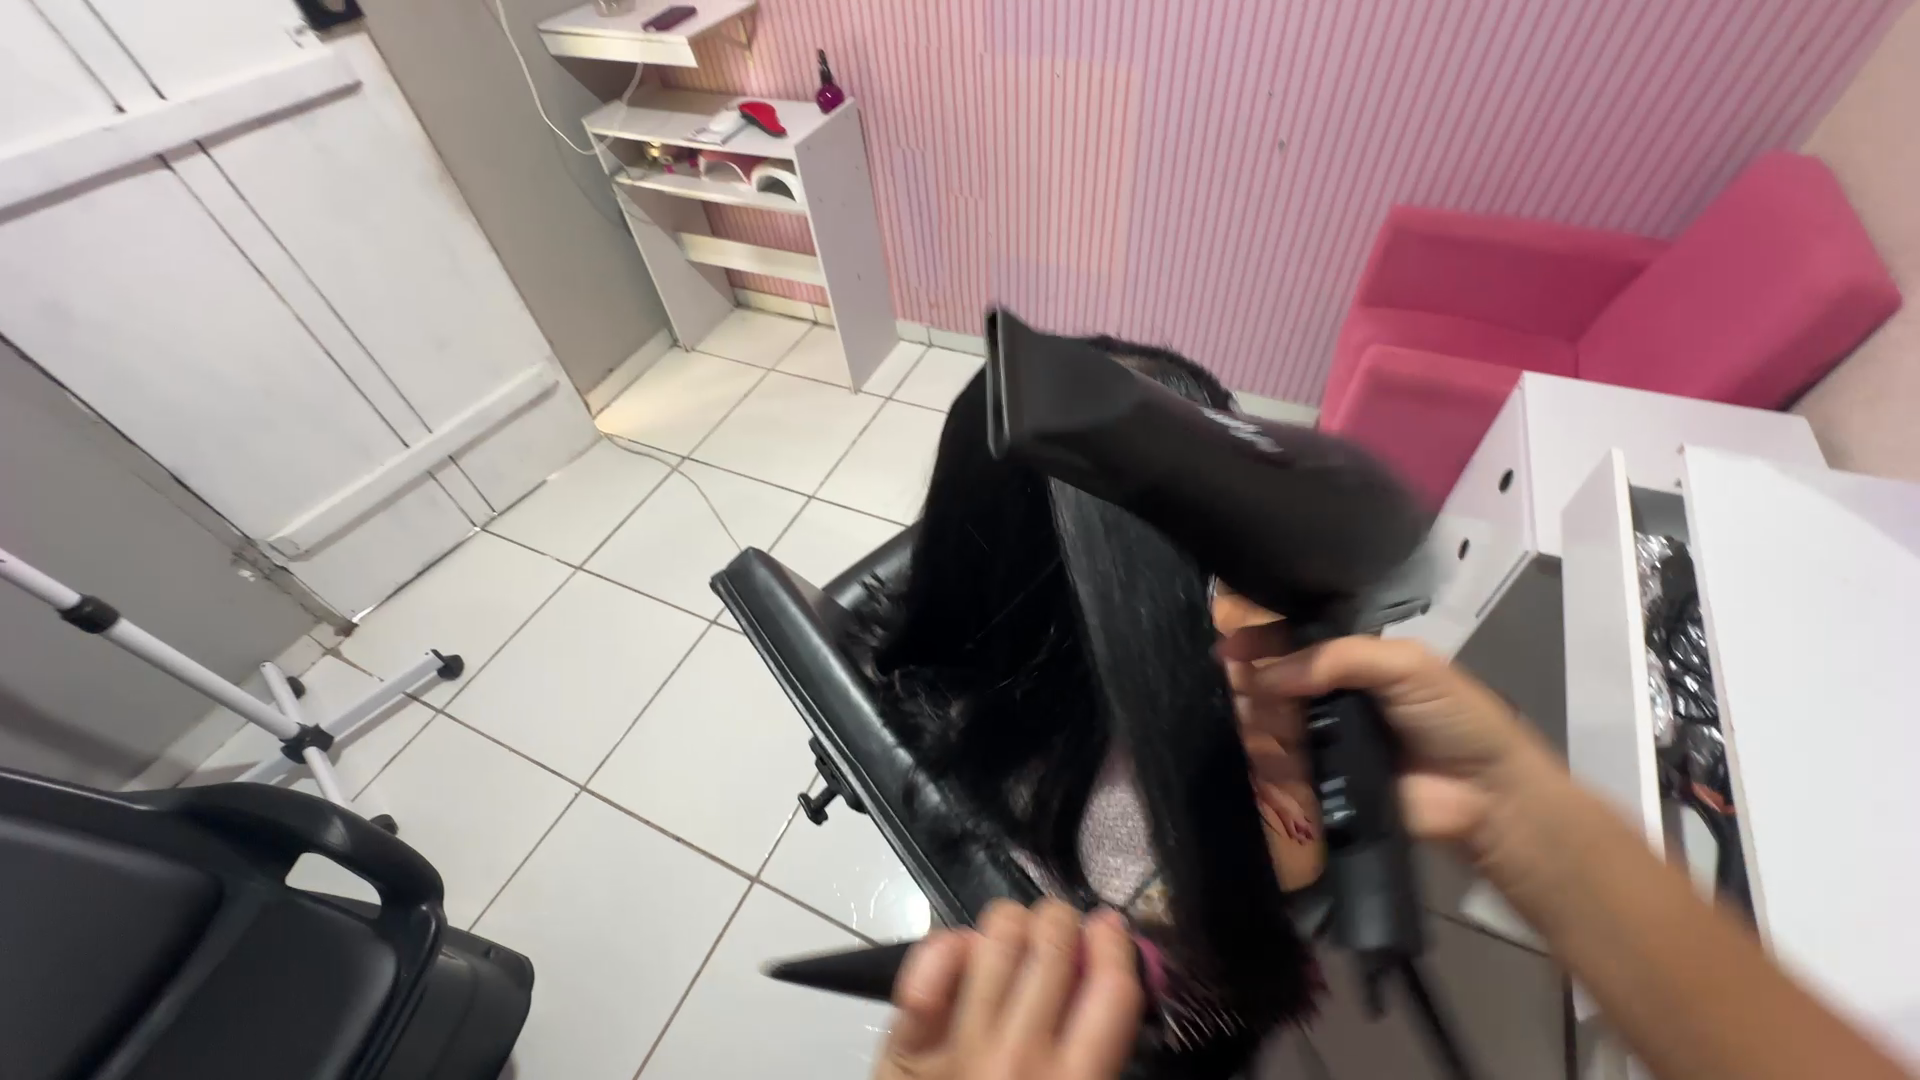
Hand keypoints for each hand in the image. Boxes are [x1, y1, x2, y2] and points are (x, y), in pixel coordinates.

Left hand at [873, 899, 1143, 1079]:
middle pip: (1053, 941)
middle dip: (1060, 922)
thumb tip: (1106, 974)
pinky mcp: (908, 1039)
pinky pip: (931, 961)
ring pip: (998, 933)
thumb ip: (1094, 1051)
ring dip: (1010, 926)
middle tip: (1055, 934)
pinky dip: (946, 947)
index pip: (1112, 988)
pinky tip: (960, 960)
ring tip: (1011, 945)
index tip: (1107, 929)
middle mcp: (1020, 1057)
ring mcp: (960, 1042)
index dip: (1115, 944)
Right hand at [1219, 629, 1551, 847]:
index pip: (1289, 643)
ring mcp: (1321, 741)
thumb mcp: (1406, 664)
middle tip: (1253, 692)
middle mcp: (1327, 698)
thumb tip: (1268, 674)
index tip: (1227, 650)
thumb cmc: (1453, 718)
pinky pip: (1278, 770)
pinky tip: (1272, 762)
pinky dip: (1268, 765)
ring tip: (1280, 731)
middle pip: (1269, 683)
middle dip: (1255, 684)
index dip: (1257, 641)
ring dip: (1260, 723)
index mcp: (1346, 663)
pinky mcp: (1319, 784)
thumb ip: (1338, 657)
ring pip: (1267, 725)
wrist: (1487, 795)